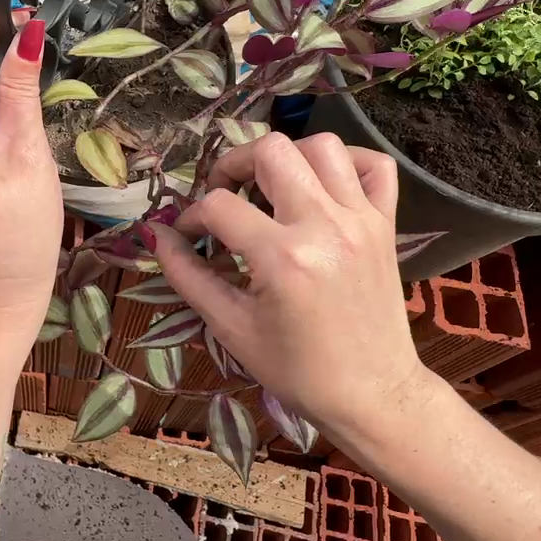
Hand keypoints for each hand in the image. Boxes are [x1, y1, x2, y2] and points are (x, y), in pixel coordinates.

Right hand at [150, 132, 436, 433]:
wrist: (373, 395)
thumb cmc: (296, 369)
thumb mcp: (230, 328)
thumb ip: (187, 276)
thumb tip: (155, 236)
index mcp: (282, 257)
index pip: (219, 206)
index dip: (191, 218)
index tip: (187, 237)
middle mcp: (324, 225)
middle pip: (270, 150)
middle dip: (233, 165)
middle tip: (225, 195)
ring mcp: (360, 220)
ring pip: (321, 145)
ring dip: (286, 157)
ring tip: (271, 187)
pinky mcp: (385, 224)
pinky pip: (374, 165)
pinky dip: (346, 162)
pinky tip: (322, 186)